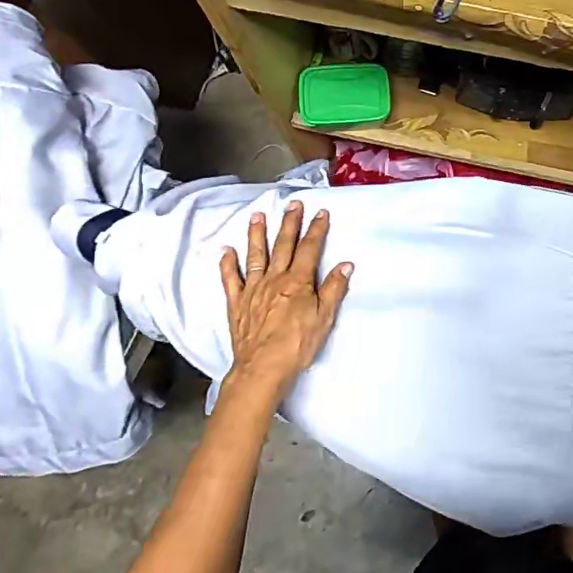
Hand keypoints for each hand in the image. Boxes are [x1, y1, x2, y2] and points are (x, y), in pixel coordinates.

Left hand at [218, 200, 352, 405]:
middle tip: (292, 204)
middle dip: (289, 223)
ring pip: (255, 256)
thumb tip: (345, 265)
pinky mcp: (237, 303)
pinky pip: (231, 279)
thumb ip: (333, 289)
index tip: (321, 212)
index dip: (316, 229)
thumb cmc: (298, 344)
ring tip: (257, 216)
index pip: (310, 249)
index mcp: (298, 281)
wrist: (263, 367)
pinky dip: (228, 264)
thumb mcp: (325, 317)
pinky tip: (226, 251)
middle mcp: (274, 279)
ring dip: (257, 234)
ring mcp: (253, 290)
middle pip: (283, 245)